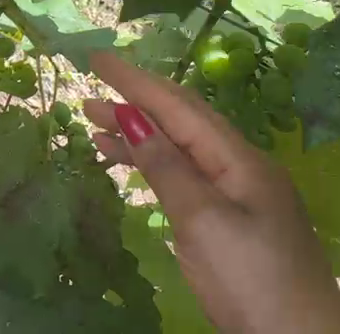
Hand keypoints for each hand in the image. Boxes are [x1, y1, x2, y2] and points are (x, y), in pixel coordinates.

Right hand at [84, 51, 339, 333]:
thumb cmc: (252, 282)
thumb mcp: (201, 221)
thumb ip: (164, 164)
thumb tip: (130, 113)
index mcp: (240, 159)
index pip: (178, 106)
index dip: (134, 80)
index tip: (95, 57)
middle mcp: (242, 167)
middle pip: (182, 120)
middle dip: (134, 102)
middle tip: (88, 95)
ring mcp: (241, 196)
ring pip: (182, 147)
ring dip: (139, 133)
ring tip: (95, 128)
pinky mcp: (235, 222)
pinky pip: (187, 173)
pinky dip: (154, 162)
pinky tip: (130, 165)